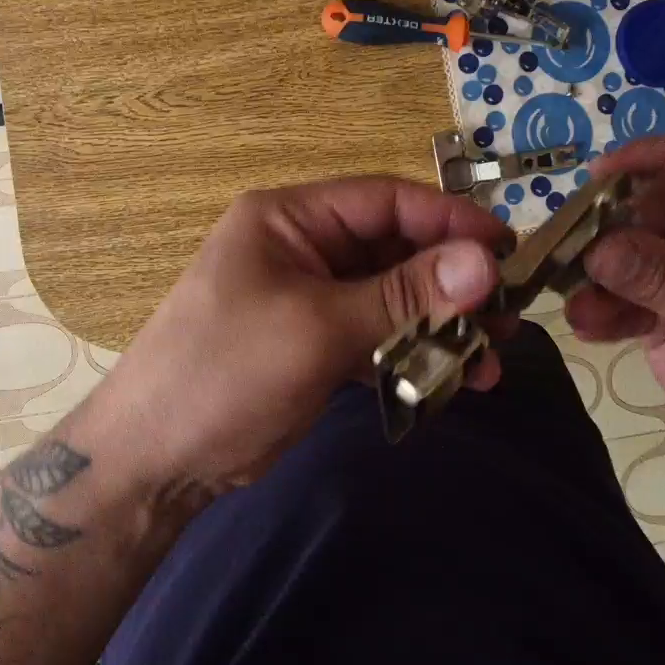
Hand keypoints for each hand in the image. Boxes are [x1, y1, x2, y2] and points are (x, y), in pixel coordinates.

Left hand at [81, 177, 513, 494]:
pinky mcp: (319, 344)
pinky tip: (454, 381)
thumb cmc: (225, 373)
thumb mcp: (318, 327)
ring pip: (395, 298)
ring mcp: (312, 298)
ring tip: (490, 359)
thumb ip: (404, 295)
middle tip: (509, 316)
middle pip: (396, 250)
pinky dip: (415, 355)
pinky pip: (381, 336)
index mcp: (290, 218)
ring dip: (442, 324)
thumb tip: (487, 263)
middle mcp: (305, 247)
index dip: (449, 221)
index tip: (507, 250)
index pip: (386, 200)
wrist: (155, 463)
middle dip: (452, 282)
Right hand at [566, 135, 664, 485]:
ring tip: (577, 298)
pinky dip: (601, 306)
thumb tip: (595, 247)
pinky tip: (588, 326)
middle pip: (652, 202)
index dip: (653, 156)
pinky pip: (619, 293)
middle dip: (610, 223)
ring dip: (597, 270)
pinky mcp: (662, 313)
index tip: (598, 173)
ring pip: (627, 247)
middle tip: (570, 246)